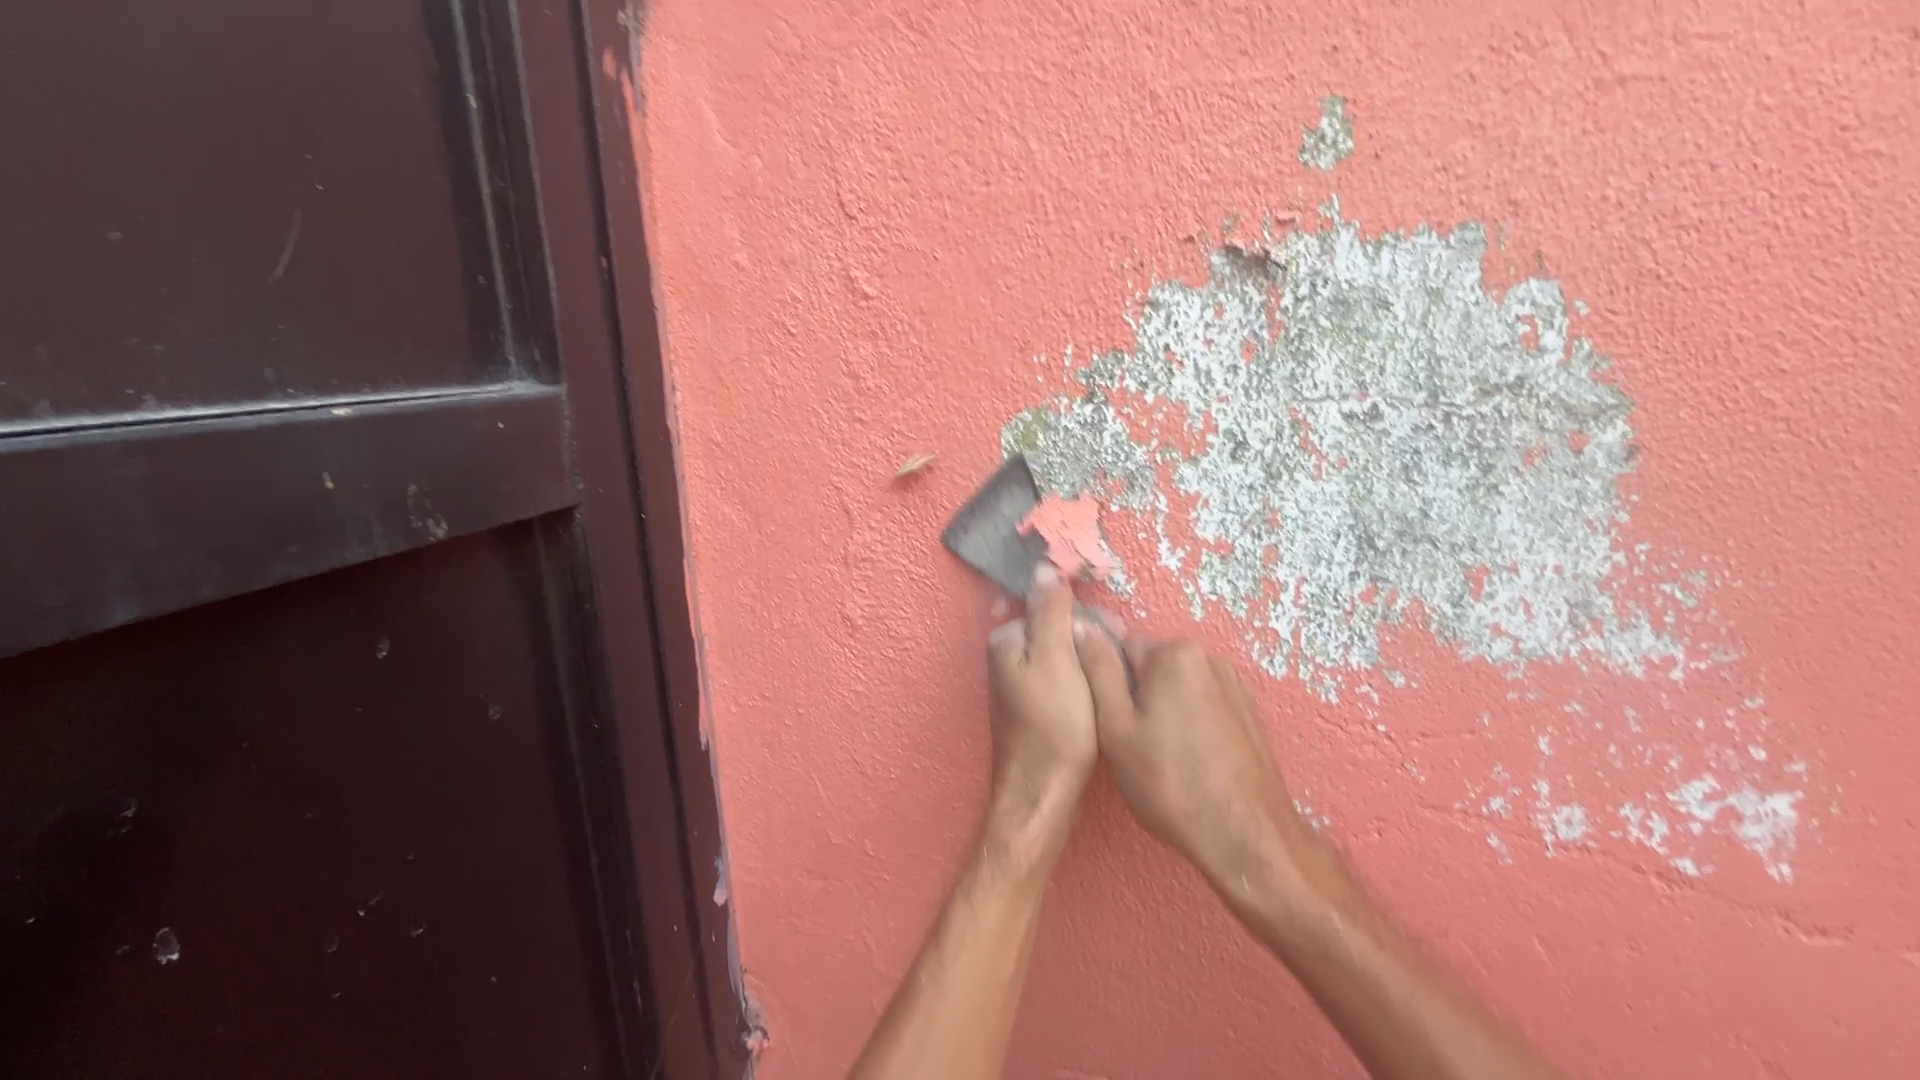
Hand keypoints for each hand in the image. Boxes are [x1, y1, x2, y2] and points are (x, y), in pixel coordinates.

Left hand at [984, 564, 1098, 841]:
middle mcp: (1005, 658)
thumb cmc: (1054, 723)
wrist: (1044, 792)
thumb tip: (1043, 567)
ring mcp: (1019, 684)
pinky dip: (1083, 678)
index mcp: (1005, 640)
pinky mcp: (1035, 707)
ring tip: (1117, 671)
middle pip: (1053, 627)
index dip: (1082, 611)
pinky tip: (1102, 690)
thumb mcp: (1056, 657)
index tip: (1113, 627)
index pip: (1046, 603)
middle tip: (1120, 650)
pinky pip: (1062, 677)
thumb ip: (1049, 610)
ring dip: (1089, 655)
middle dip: (1088, 632)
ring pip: (1061, 653)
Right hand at [1073, 633, 1315, 901]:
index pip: (1119, 649)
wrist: (1246, 836)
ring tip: (1163, 761)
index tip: (1111, 724)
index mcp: (1175, 653)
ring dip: (1164, 714)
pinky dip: (1190, 727)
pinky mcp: (1249, 714)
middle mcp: (1210, 658)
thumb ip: (1098, 670)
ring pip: (1177, 690)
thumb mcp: (1116, 727)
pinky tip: (1190, 764)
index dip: (1107, 687)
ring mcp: (1235, 686)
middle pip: (1151, 668)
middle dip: (1137, 699)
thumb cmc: (1171, 784)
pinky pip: (1203, 707)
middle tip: (1134, 747)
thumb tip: (1081, 626)